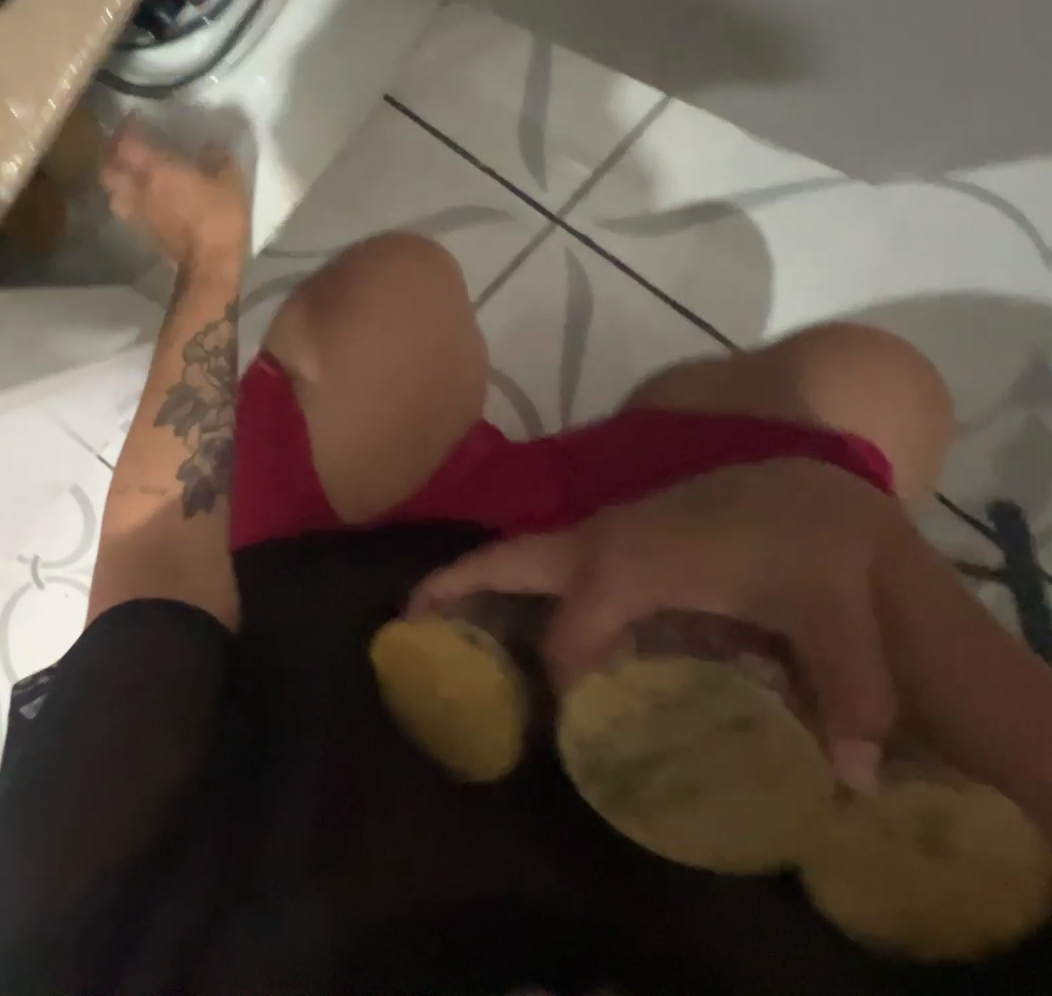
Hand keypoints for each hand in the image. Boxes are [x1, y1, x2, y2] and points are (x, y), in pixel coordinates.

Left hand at [100, 121, 249, 269]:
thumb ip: (216, 156)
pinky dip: (124, 198)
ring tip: (123, 171)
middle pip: (107, 169)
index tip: (134, 117)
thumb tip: (210, 145)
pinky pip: (124, 210)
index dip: (126, 127)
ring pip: (110, 192)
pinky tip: (136, 196)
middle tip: (121, 144)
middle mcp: (139, 190)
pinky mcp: (142, 232)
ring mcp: (137, 214)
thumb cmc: (220, 216)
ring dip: (112, 179)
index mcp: (157, 171)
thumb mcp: (229, 177)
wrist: (211, 263)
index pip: (127, 143)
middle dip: (110, 153)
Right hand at [411, 458, 908, 791]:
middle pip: (497, 567)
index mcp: (623, 571)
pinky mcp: (599, 533)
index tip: (562, 730)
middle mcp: (586, 548)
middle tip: (404, 623)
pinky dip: (500, 579)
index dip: (560, 688)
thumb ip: (844, 693)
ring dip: (465, 582)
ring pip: (507, 556)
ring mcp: (587, 534)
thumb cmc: (805, 540)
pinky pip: (534, 560)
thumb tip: (846, 781)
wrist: (805, 469)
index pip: (566, 643)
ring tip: (426, 615)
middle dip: (446, 590)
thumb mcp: (831, 614)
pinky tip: (501, 609)